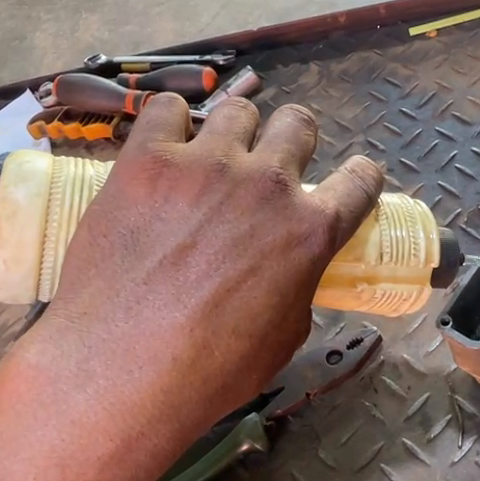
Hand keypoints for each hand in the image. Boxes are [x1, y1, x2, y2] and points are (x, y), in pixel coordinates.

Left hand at [39, 95, 383, 426]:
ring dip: (233, 132)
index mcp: (310, 230)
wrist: (118, 370)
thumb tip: (287, 270)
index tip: (347, 181)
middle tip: (265, 169)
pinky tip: (161, 148)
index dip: (359, 177)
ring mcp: (207, 164)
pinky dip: (169, 124)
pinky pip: (167, 109)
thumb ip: (297, 286)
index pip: (361, 180)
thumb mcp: (283, 337)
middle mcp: (268, 184)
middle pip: (298, 124)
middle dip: (290, 142)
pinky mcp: (148, 159)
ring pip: (238, 110)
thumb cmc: (208, 371)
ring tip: (208, 159)